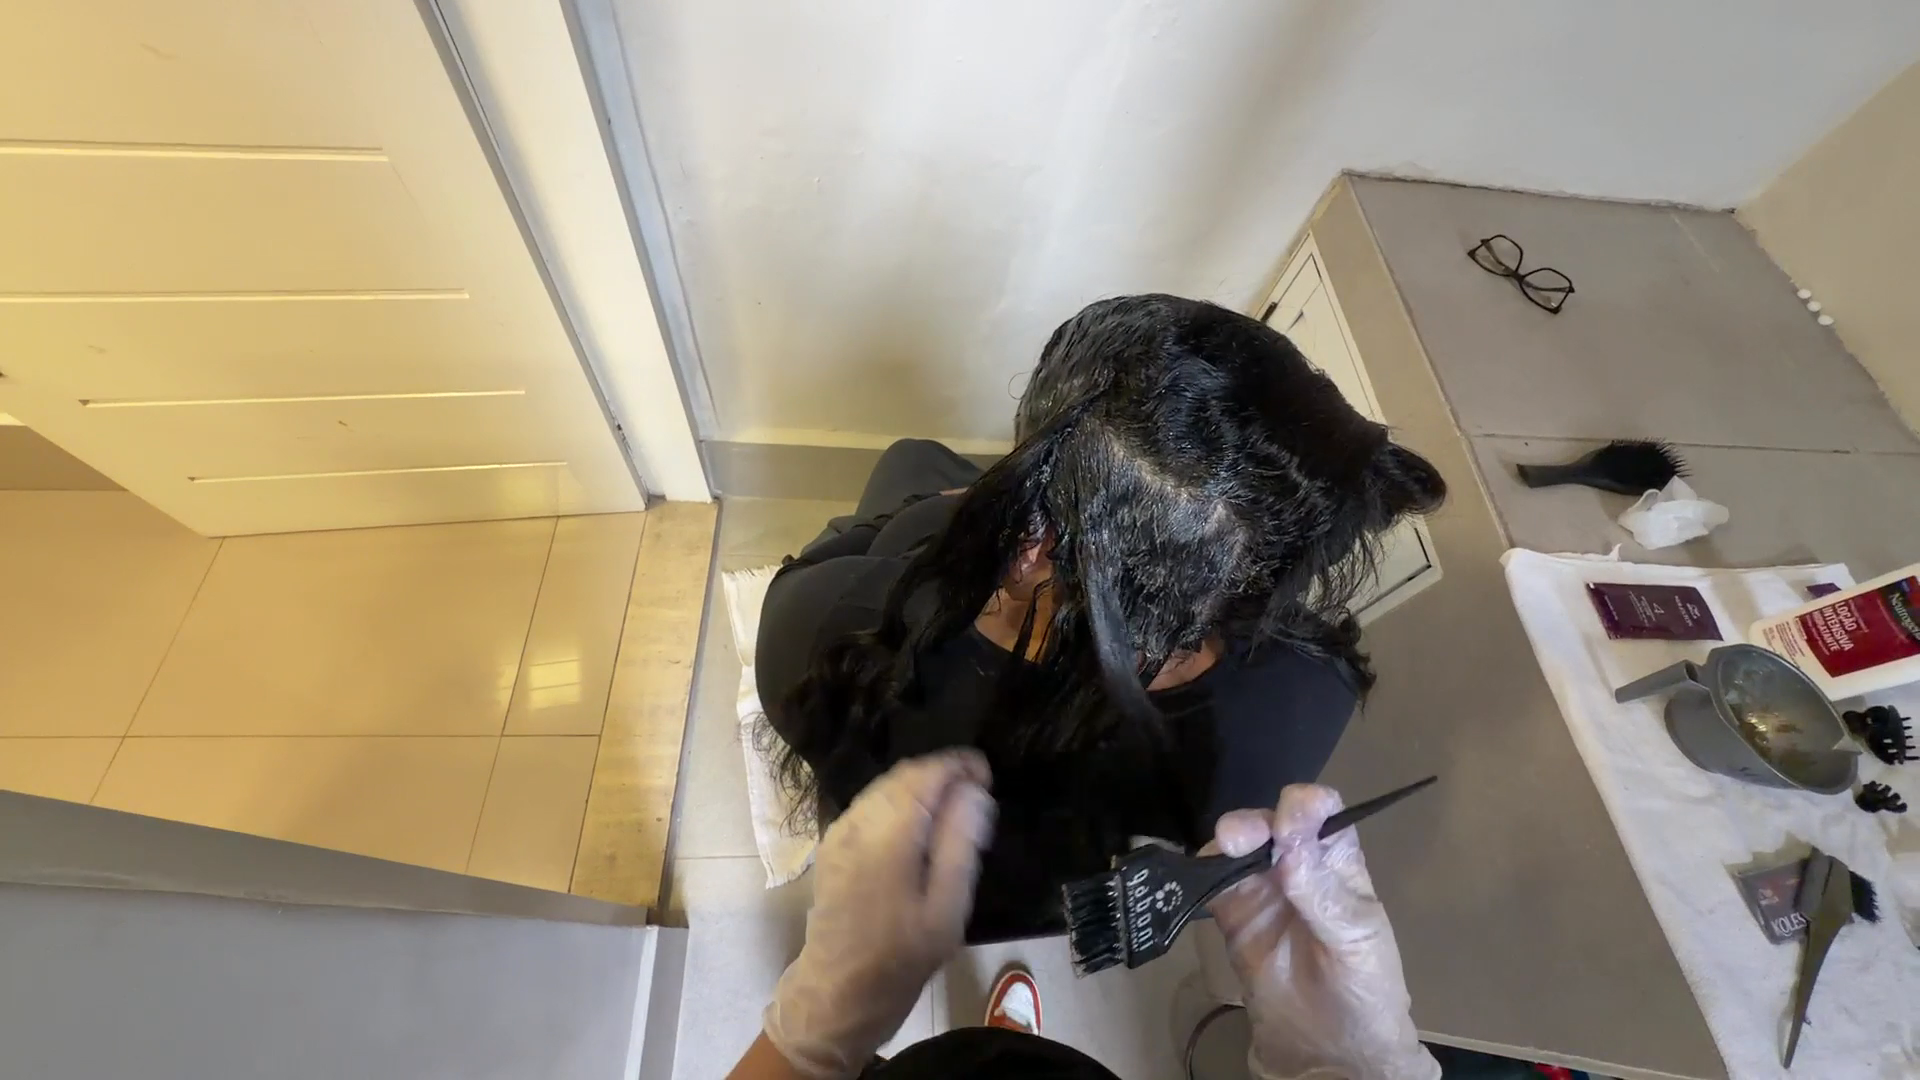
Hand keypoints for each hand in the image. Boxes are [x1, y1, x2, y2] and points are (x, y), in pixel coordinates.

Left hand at [762, 751, 995, 1077]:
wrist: (834, 996)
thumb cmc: (899, 959)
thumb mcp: (946, 910)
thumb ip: (960, 843)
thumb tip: (974, 792)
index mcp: (888, 835)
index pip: (924, 774)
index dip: (958, 764)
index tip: (986, 772)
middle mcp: (858, 822)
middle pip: (903, 774)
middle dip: (941, 772)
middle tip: (976, 789)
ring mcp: (840, 831)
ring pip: (885, 786)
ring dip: (920, 785)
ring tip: (953, 805)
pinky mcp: (832, 844)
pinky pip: (870, 804)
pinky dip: (899, 800)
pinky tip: (919, 823)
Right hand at [1208, 785, 1438, 1079]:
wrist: (1327, 1055)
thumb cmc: (1362, 992)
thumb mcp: (1355, 940)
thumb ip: (1321, 891)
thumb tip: (1288, 841)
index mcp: (1336, 863)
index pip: (1322, 813)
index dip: (1305, 805)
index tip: (1292, 813)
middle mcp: (1294, 863)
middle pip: (1270, 823)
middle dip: (1254, 822)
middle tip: (1237, 838)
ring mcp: (1258, 885)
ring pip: (1236, 844)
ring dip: (1227, 839)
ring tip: (1222, 851)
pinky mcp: (1229, 910)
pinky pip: (1209, 878)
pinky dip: (1200, 869)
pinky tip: (1198, 874)